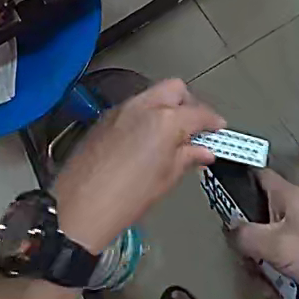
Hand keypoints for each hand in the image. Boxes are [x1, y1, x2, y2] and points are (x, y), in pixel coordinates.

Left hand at [53, 78, 224, 247]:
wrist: (80, 209)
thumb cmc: (125, 198)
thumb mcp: (167, 178)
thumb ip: (188, 157)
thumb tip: (201, 151)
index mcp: (165, 119)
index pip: (199, 112)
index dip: (212, 122)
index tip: (217, 130)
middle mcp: (143, 106)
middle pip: (175, 89)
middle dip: (189, 104)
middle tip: (196, 127)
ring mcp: (121, 110)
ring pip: (152, 95)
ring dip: (166, 107)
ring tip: (172, 135)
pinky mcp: (104, 119)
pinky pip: (133, 108)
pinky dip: (146, 116)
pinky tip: (147, 139)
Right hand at [229, 170, 298, 298]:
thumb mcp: (274, 245)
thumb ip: (244, 235)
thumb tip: (229, 229)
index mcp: (285, 194)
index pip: (255, 175)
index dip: (236, 181)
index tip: (218, 200)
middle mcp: (296, 207)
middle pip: (258, 217)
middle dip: (249, 243)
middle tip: (250, 262)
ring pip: (271, 243)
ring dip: (266, 264)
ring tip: (273, 282)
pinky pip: (288, 260)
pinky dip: (284, 275)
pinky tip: (290, 292)